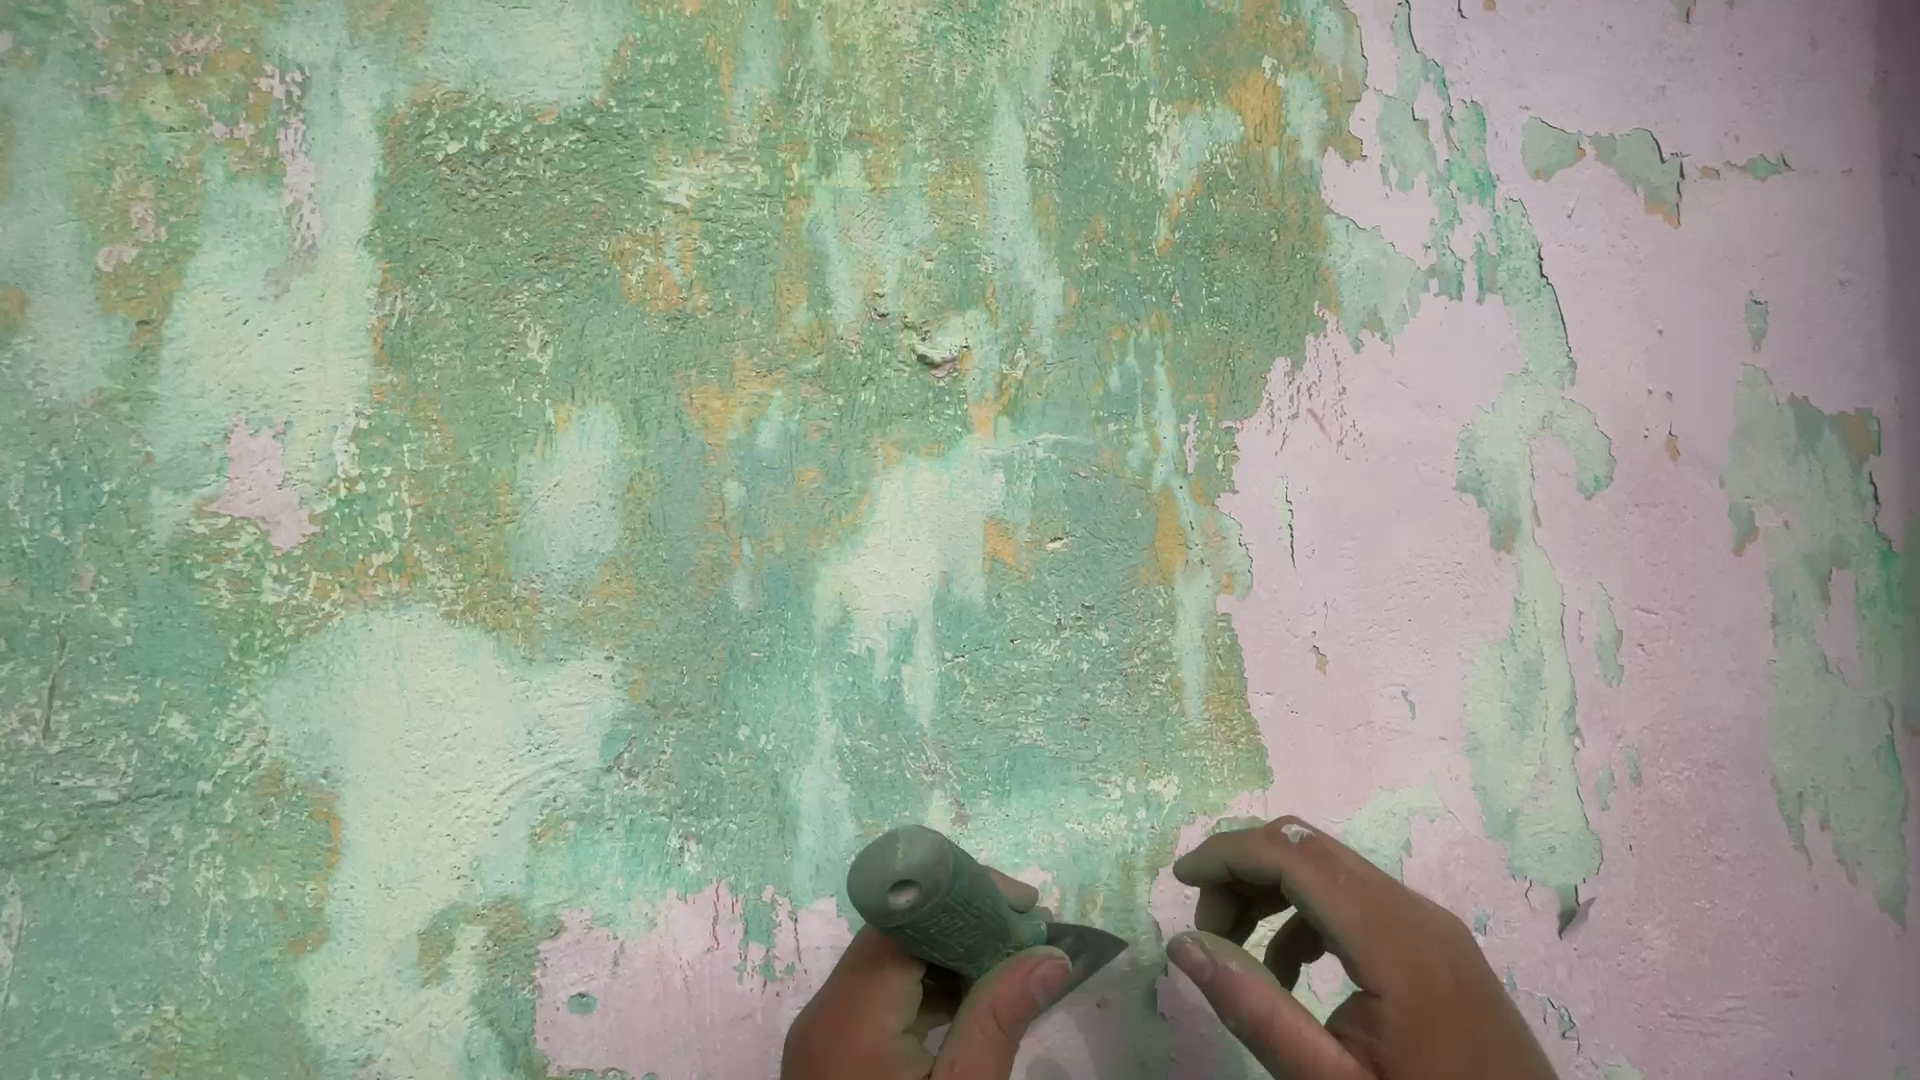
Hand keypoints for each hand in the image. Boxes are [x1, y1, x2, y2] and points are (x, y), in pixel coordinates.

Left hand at [782, 868, 1074, 1079]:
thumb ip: (1000, 1020)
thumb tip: (1052, 955)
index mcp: (848, 1013)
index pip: (905, 917)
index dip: (963, 896)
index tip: (1023, 904)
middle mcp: (826, 1009)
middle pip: (897, 934)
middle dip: (965, 923)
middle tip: (1029, 930)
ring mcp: (824, 1031)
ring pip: (890, 961)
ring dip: (951, 953)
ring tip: (1013, 958)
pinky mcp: (832, 1052)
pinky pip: (882, 995)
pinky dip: (928, 988)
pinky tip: (975, 998)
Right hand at [1165, 816, 1557, 1079]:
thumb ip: (1256, 1013)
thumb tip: (1184, 943)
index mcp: (1395, 941)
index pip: (1292, 856)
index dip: (1227, 854)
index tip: (1179, 882)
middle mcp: (1415, 912)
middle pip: (1307, 848)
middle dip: (1242, 871)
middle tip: (1206, 930)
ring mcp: (1431, 925)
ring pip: (1328, 868)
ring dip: (1270, 891)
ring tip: (1237, 950)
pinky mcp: (1435, 944)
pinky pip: (1353, 899)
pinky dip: (1304, 914)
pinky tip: (1289, 972)